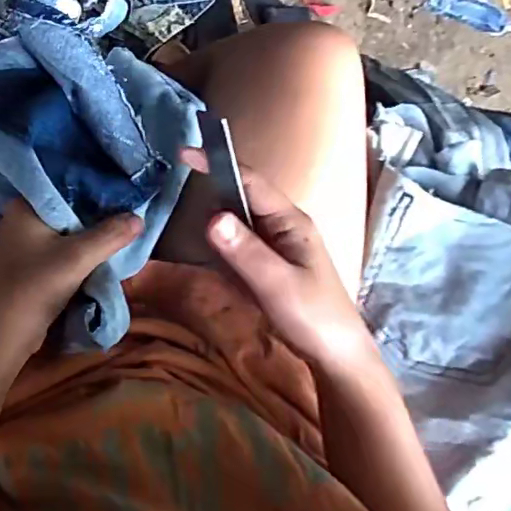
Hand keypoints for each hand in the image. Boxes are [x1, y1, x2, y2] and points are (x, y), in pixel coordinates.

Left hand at [0, 199, 142, 355]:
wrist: (3, 335)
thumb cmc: (35, 286)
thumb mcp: (78, 257)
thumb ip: (111, 234)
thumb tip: (139, 218)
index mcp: (24, 206)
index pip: (65, 184)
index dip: (95, 186)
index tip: (124, 190)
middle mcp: (19, 219)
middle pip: (67, 209)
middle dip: (96, 213)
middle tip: (129, 210)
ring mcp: (21, 244)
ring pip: (64, 231)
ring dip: (89, 234)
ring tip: (122, 228)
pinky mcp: (27, 265)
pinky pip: (59, 249)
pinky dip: (78, 251)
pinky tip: (101, 252)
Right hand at [178, 149, 378, 372]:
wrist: (337, 356)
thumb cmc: (313, 317)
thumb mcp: (277, 284)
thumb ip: (245, 251)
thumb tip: (211, 217)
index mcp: (290, 221)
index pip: (250, 182)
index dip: (218, 165)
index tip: (184, 154)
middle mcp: (282, 226)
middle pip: (242, 196)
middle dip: (211, 186)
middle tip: (173, 181)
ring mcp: (275, 246)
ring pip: (237, 220)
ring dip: (212, 214)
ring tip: (177, 206)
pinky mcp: (267, 265)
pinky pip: (237, 244)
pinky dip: (218, 241)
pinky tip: (199, 246)